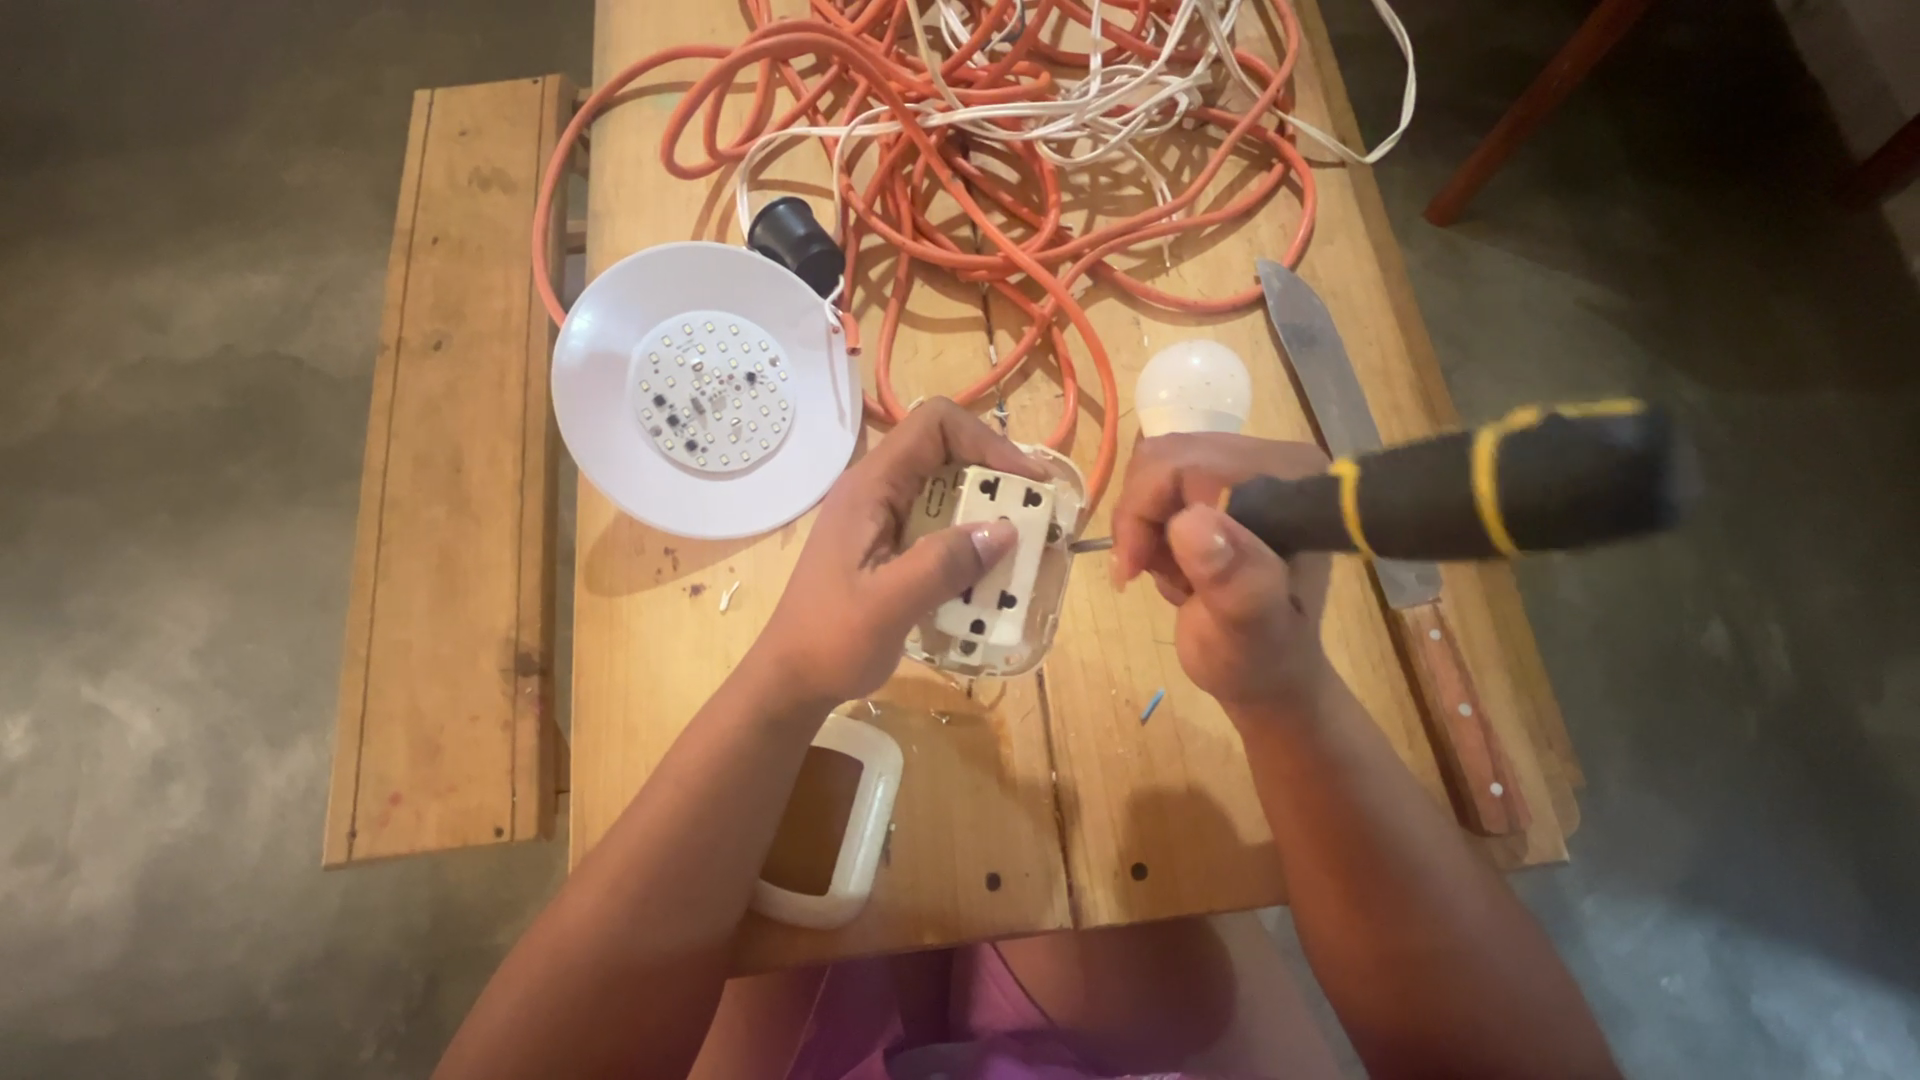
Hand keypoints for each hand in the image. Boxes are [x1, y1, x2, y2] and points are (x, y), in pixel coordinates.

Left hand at [752, 398, 1043, 708]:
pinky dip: (967, 538)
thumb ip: (944, 563)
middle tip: (1033, 510)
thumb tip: (1006, 529)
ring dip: (984, 510)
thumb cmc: (831, 640)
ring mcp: (879, 518)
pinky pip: (936, 524)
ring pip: (943, 489)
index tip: (1025, 481)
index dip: (986, 441)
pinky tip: (987, 571)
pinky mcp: (886, 546)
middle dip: (994, 475)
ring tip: (1020, 541)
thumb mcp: (889, 604)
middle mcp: (875, 491)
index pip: (935, 425)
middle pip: (944, 451)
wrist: (792, 679)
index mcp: (869, 487)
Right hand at [1111, 434, 1335, 713]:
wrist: (1265, 672)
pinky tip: (1174, 559)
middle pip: (1167, 457)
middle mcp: (1274, 461)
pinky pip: (1159, 476)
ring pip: (1155, 464)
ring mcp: (1247, 466)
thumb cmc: (1258, 660)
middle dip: (1142, 520)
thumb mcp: (1247, 632)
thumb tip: (1190, 522)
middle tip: (1146, 572)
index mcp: (1290, 486)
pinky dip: (1149, 522)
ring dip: (1145, 524)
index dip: (1145, 509)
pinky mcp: (1225, 478)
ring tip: (1169, 570)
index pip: (1189, 464)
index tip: (1134, 569)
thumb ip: (1232, 581)